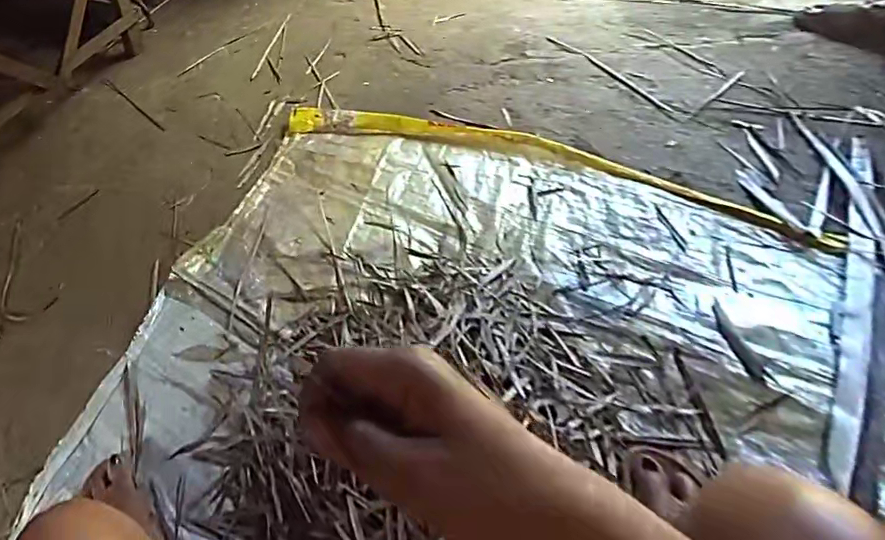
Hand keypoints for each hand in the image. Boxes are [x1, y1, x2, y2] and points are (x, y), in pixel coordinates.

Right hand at [299, 347, 681, 539]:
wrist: (571, 522)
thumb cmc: (490, 497)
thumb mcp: (413, 477)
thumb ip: (355, 444)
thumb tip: (313, 421)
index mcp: (403, 366)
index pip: (330, 362)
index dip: (314, 400)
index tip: (317, 447)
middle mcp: (413, 366)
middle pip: (348, 378)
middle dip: (336, 418)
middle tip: (348, 469)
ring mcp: (428, 390)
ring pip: (368, 402)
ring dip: (359, 435)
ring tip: (378, 476)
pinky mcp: (441, 415)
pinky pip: (392, 418)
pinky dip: (381, 442)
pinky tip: (397, 473)